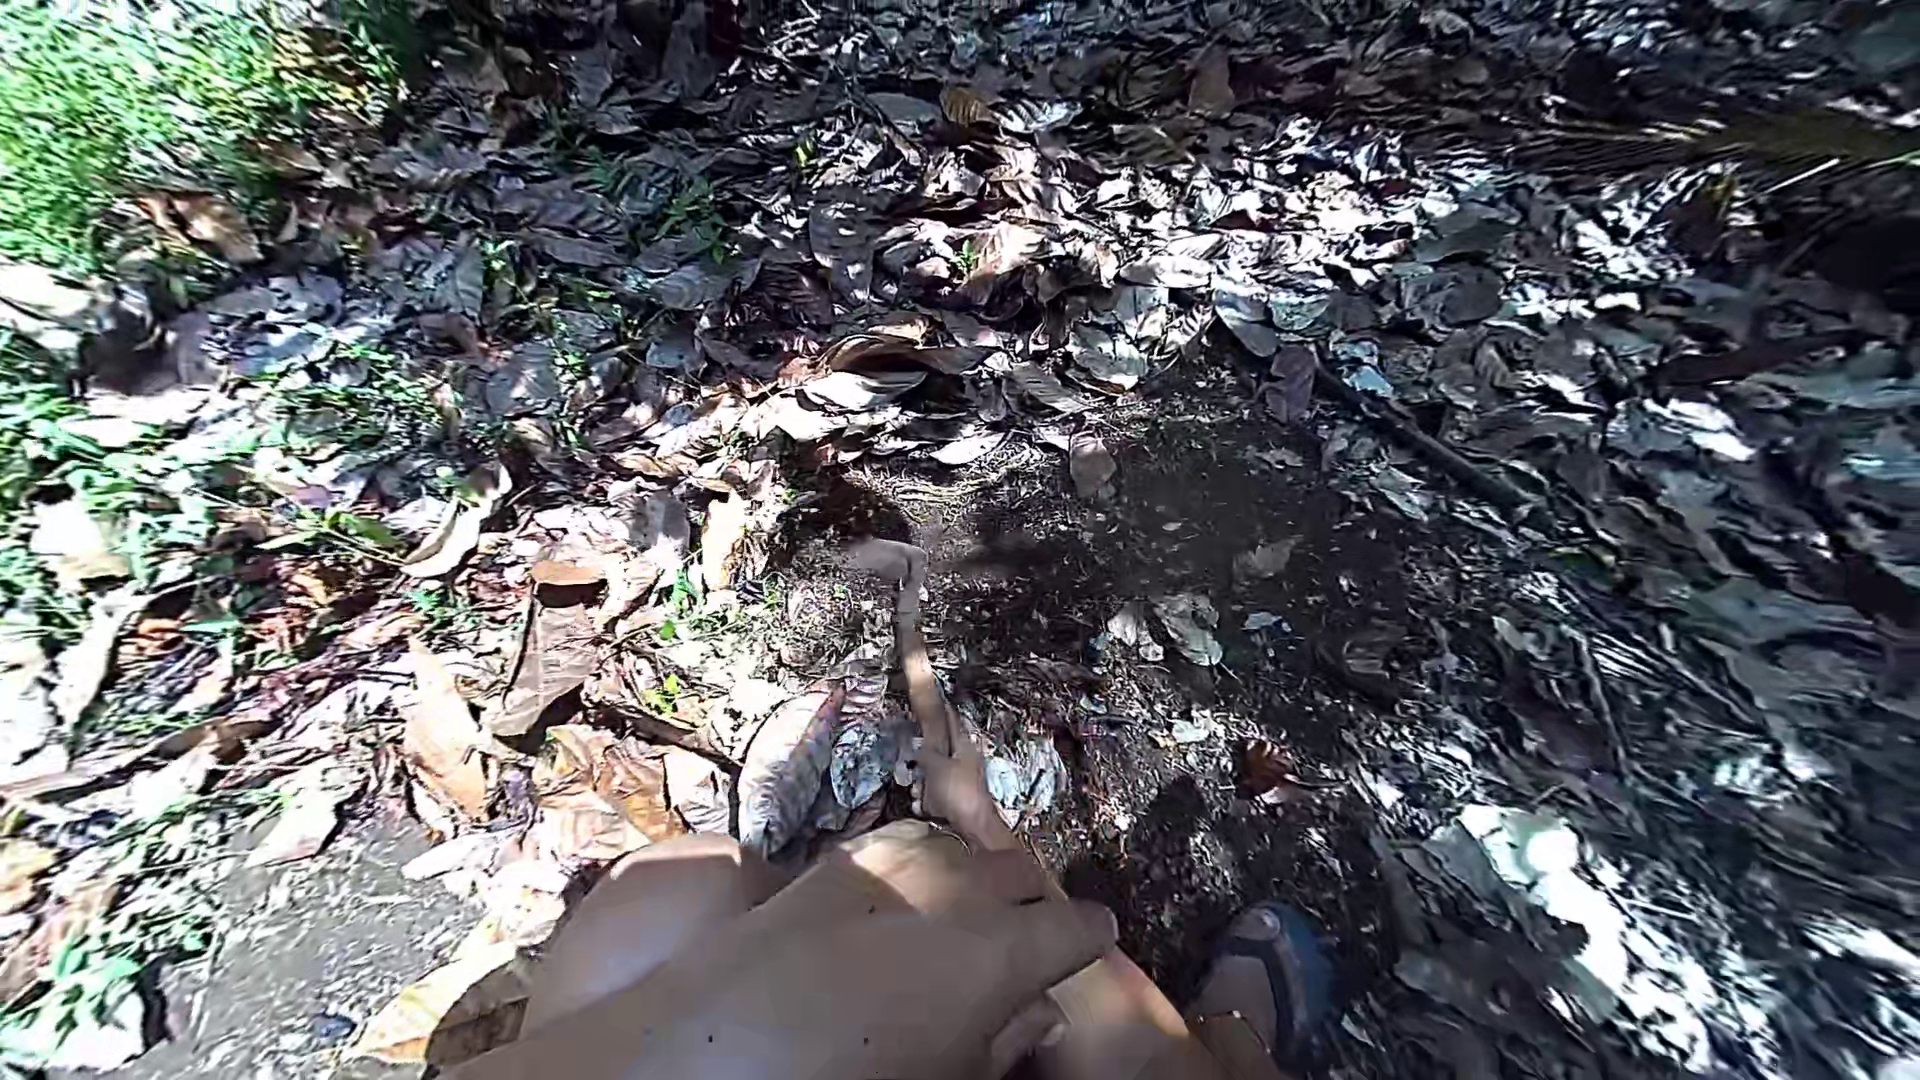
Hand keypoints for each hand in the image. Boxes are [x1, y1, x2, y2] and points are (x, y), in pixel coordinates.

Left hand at [458, 823, 1115, 1079]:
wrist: (704, 1055)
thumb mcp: (940, 1075)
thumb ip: (996, 1039)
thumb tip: (1032, 1009)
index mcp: (985, 960)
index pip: (1064, 931)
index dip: (1088, 930)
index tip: (1102, 928)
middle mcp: (946, 895)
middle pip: (1012, 874)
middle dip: (1035, 893)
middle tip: (1043, 916)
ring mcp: (890, 867)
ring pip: (960, 848)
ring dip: (980, 868)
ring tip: (987, 889)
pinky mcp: (840, 860)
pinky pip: (905, 841)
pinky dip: (927, 853)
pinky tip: (926, 865)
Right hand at [918, 707, 1011, 845]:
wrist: (975, 826)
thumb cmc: (958, 792)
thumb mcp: (937, 768)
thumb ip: (926, 753)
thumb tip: (918, 745)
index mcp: (964, 745)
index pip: (951, 719)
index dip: (941, 709)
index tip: (931, 698)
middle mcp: (966, 756)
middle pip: (942, 745)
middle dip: (926, 751)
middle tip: (914, 753)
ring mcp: (963, 775)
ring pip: (938, 767)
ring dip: (926, 776)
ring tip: (919, 785)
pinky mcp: (959, 793)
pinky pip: (939, 786)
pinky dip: (930, 792)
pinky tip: (924, 802)